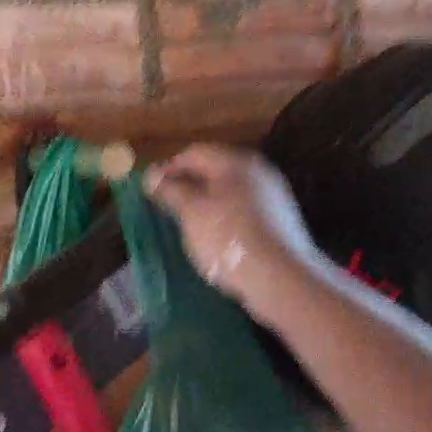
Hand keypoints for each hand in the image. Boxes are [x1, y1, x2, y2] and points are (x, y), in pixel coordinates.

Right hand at [145, 144, 319, 301]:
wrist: (281, 279)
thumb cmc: (229, 238)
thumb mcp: (191, 213)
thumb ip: (170, 190)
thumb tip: (151, 174)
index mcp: (235, 162)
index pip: (194, 153)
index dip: (169, 168)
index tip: (150, 189)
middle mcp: (257, 171)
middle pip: (214, 169)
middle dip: (187, 185)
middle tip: (166, 205)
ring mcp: (272, 196)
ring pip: (228, 190)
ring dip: (205, 201)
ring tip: (186, 223)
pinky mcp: (278, 221)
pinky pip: (242, 209)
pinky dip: (223, 216)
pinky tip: (214, 236)